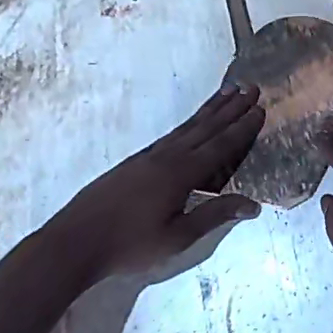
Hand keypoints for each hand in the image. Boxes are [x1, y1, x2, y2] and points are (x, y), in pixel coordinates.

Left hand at [45, 84, 264, 285]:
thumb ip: (214, 215)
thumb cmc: (129, 246)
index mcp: (182, 173)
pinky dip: (189, 123)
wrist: (72, 243)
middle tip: (251, 87)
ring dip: (210, 109)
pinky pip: (171, 134)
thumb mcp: (177, 237)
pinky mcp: (134, 162)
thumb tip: (253, 205)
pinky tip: (191, 124)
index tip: (260, 108)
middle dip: (231, 108)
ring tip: (227, 92)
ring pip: (187, 126)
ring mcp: (148, 156)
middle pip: (206, 127)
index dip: (242, 128)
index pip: (220, 145)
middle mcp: (168, 156)